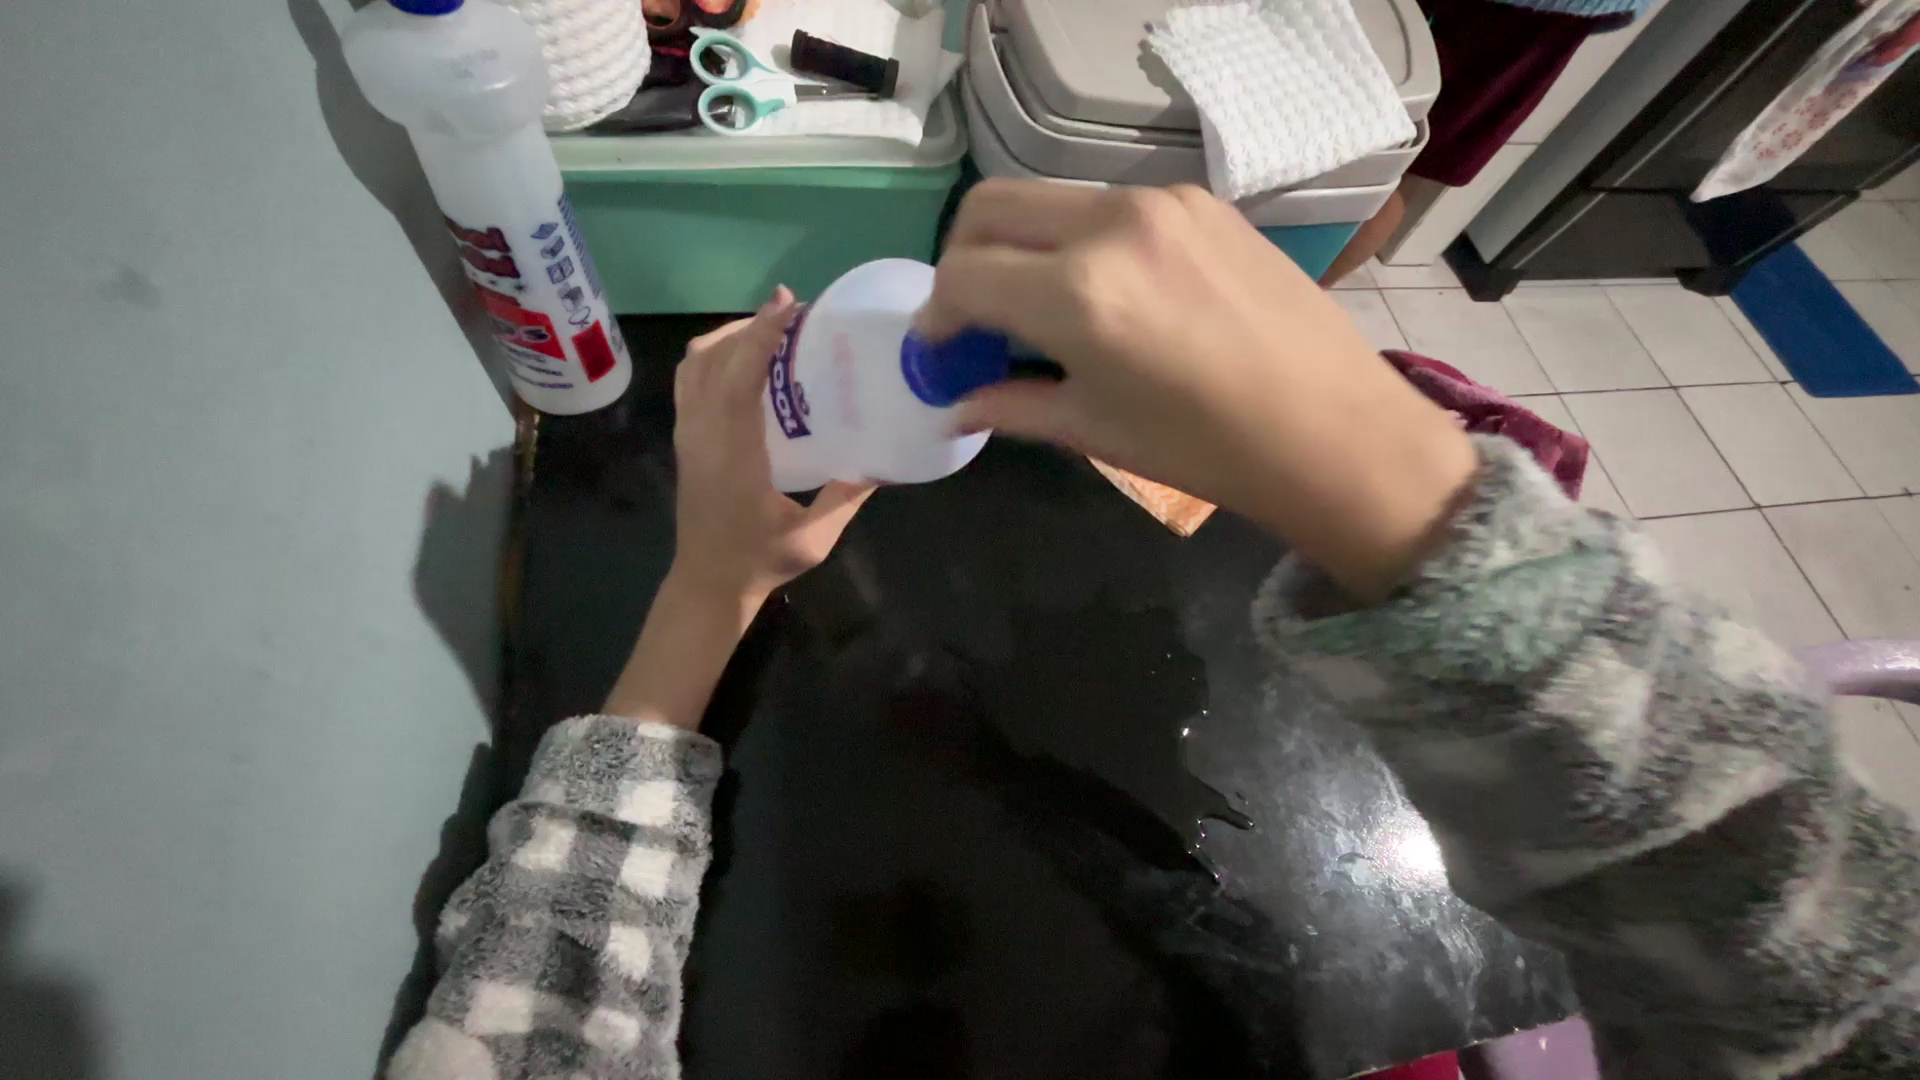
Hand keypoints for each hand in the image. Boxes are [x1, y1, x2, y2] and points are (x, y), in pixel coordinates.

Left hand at [670, 287, 875, 603]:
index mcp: (734, 455)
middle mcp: (702, 435)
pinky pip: (689, 381)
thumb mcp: (814, 537)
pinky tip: (744, 362)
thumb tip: (884, 462)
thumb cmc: (761, 562)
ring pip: (694, 365)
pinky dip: (713, 357)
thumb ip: (847, 497)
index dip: (761, 335)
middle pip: (712, 358)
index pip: (739, 378)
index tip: (788, 304)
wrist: (708, 584)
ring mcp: (687, 435)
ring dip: (728, 338)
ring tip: (770, 332)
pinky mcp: (684, 440)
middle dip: (750, 327)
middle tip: (794, 317)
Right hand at [919, 180, 1475, 598]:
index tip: (938, 348)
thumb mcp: (1093, 429)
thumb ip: (1012, 405)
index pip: (963, 275)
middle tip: (972, 316)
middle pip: (989, 208)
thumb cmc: (1202, 447)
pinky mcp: (1198, 200)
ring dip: (1019, 245)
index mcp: (1077, 295)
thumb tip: (955, 405)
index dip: (935, 315)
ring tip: (1036, 307)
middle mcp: (1110, 226)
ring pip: (1048, 199)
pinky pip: (1106, 204)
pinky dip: (1075, 240)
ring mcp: (1160, 202)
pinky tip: (1101, 292)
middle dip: (960, 260)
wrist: (1329, 427)